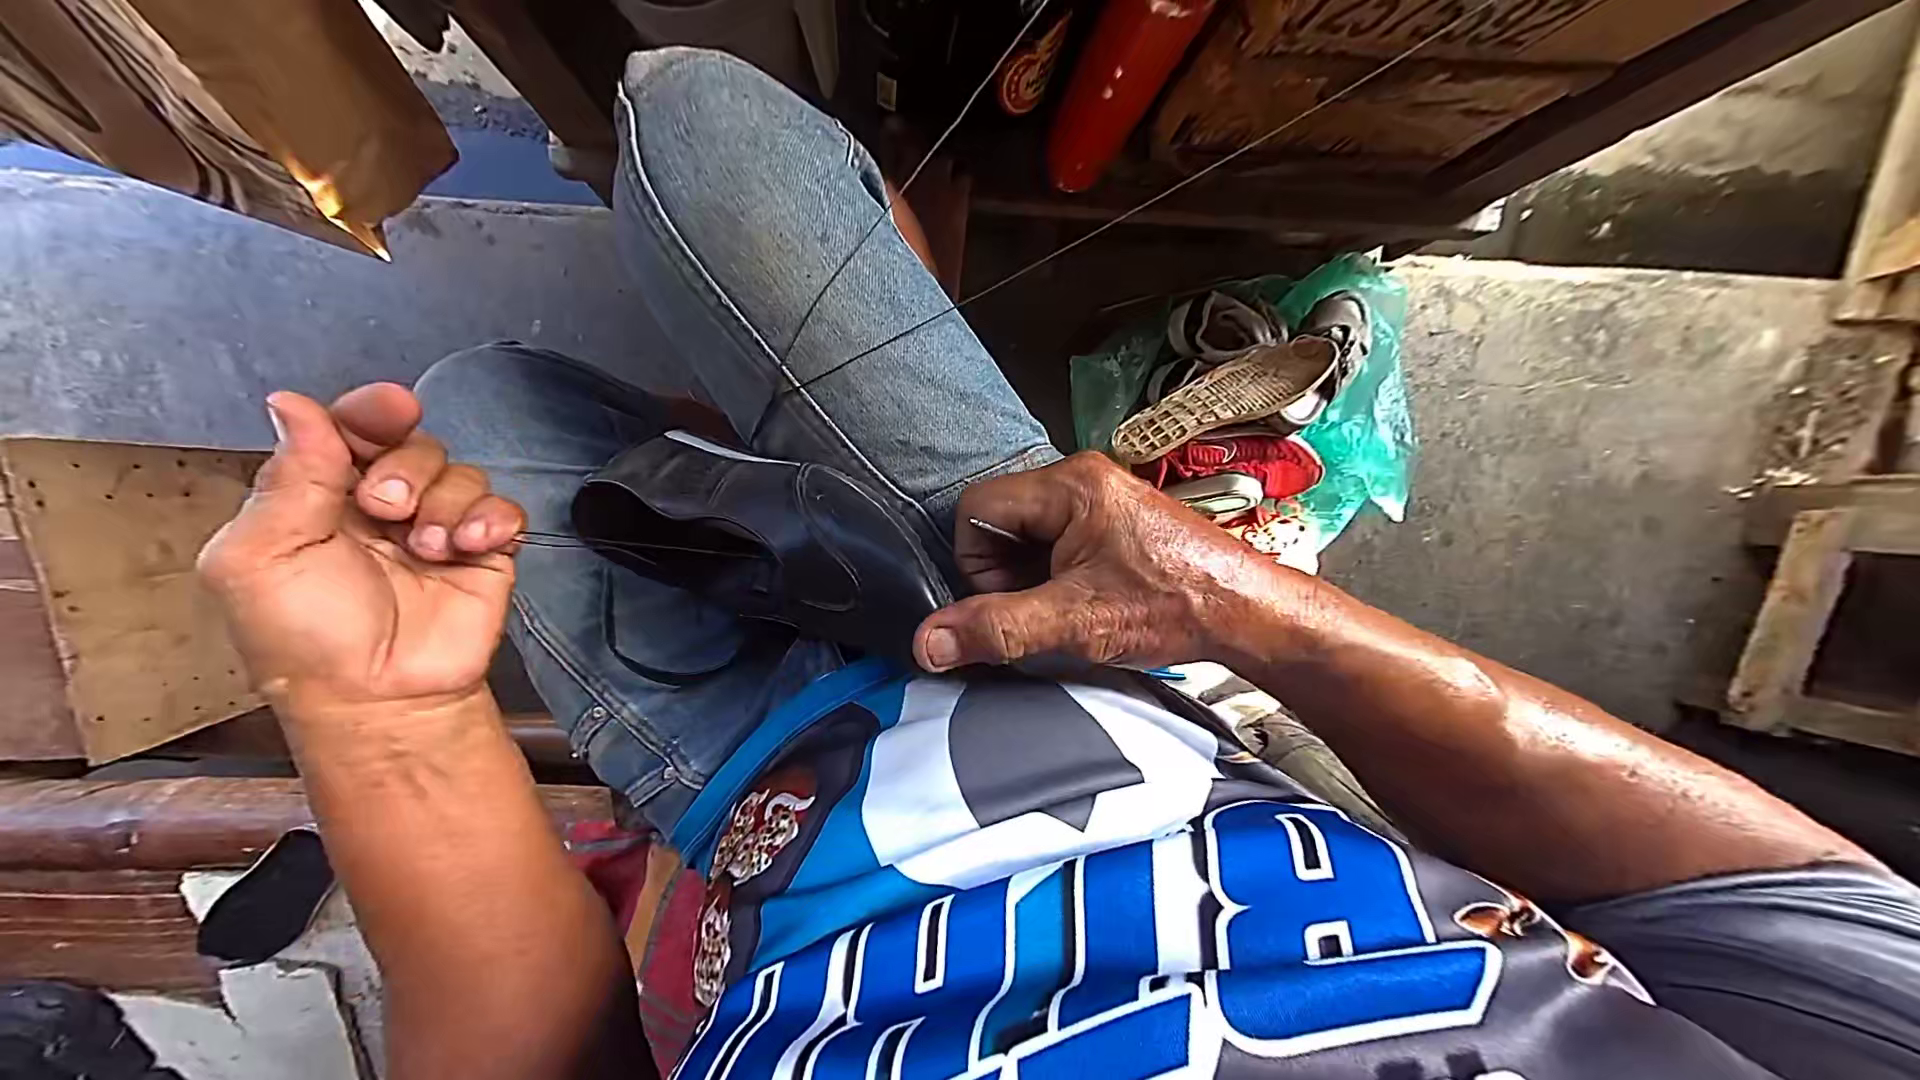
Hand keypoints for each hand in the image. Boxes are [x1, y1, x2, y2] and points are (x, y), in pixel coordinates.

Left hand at [198, 384, 526, 714]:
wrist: (386, 690)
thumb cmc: (309, 634)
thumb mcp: (264, 555)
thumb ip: (291, 477)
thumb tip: (292, 403)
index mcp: (321, 499)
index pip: (350, 433)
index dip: (371, 413)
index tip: (392, 406)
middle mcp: (386, 506)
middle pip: (416, 445)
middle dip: (407, 469)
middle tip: (388, 509)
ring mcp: (442, 527)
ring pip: (465, 474)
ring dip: (448, 505)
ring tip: (430, 548)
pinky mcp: (489, 550)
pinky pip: (506, 510)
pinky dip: (493, 520)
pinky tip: (471, 547)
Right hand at [912, 451, 1308, 671]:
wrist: (1245, 611)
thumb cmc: (1175, 604)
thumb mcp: (1075, 621)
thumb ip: (996, 629)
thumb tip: (929, 641)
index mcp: (1068, 485)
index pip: (976, 507)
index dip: (977, 561)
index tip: (1012, 598)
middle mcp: (1081, 478)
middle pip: (997, 518)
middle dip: (1004, 571)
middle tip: (1043, 605)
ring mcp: (1097, 496)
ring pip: (1023, 532)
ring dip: (1029, 575)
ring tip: (1067, 603)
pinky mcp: (1108, 518)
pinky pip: (1052, 538)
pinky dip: (1051, 572)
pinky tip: (1081, 597)